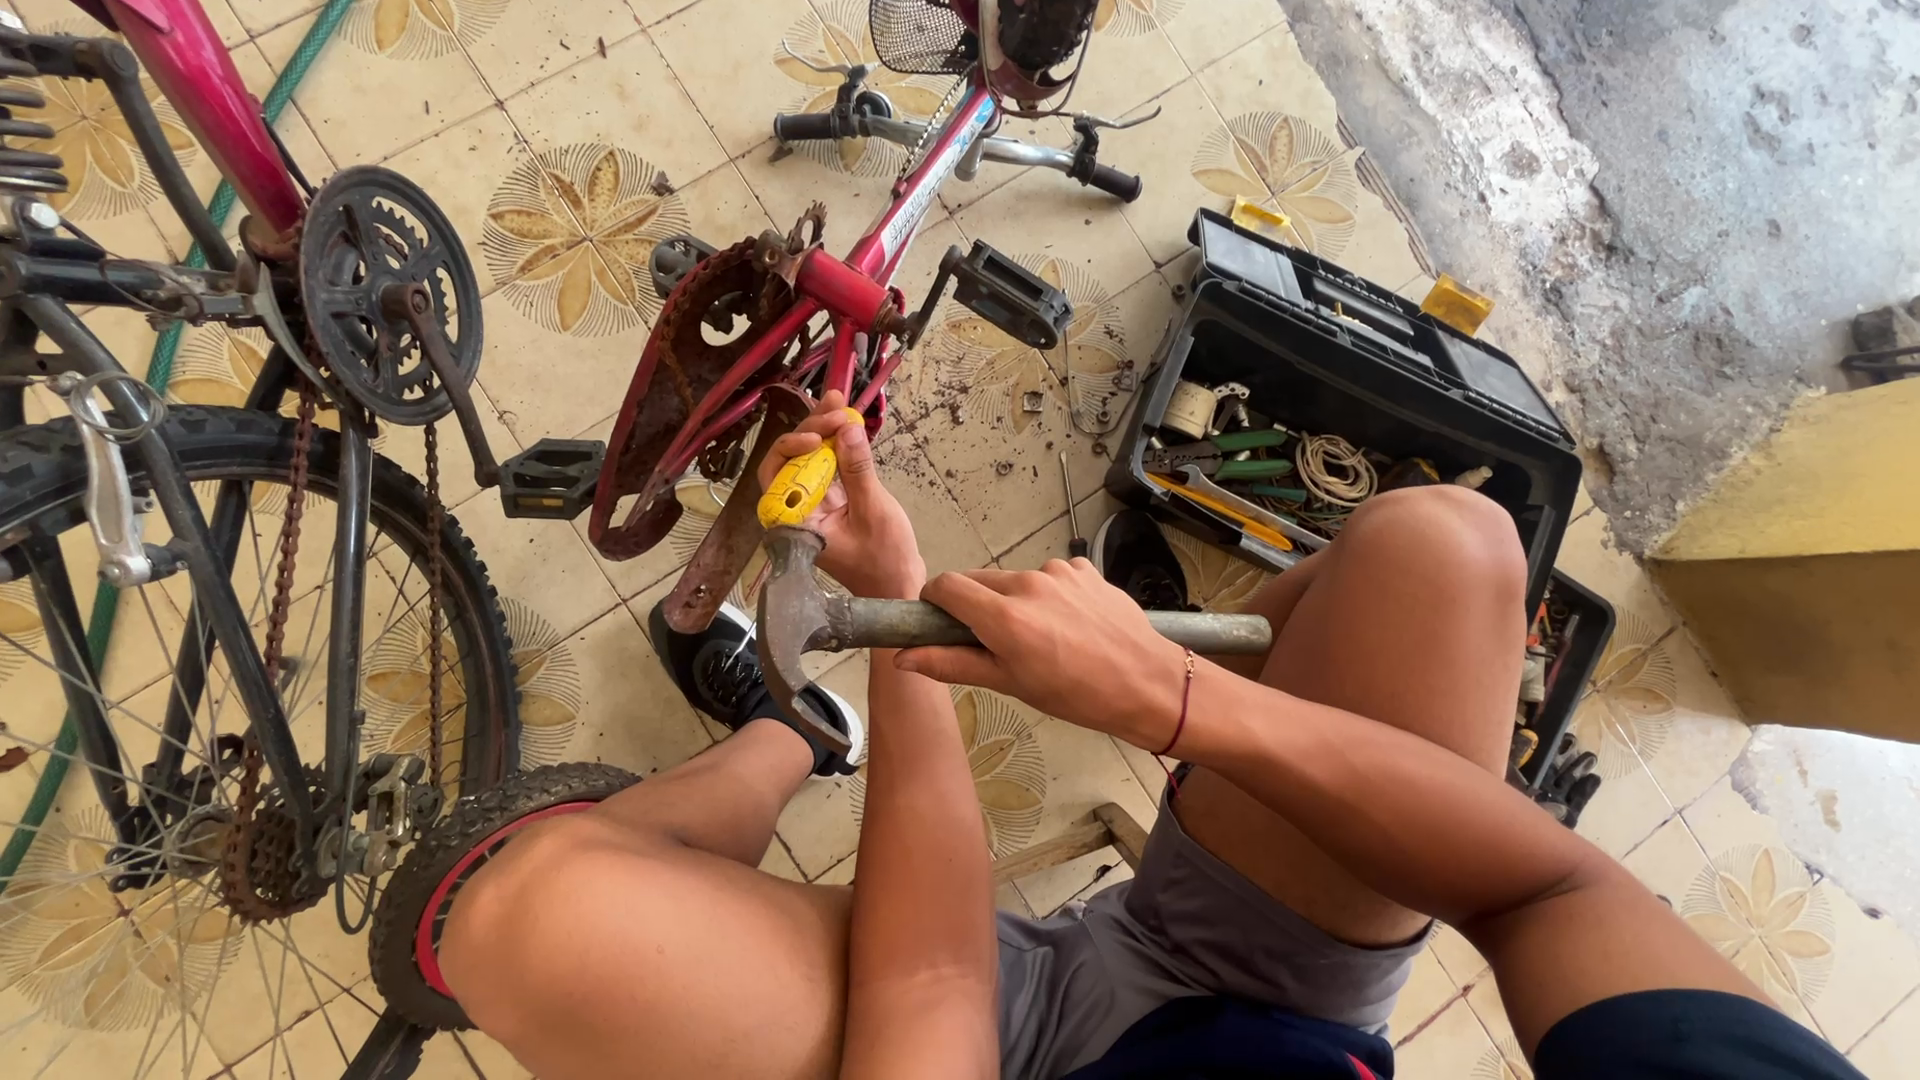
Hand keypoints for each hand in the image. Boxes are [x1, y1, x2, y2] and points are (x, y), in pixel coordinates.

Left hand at [758, 390, 925, 598]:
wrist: (899, 586)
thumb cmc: (884, 560)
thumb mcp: (873, 511)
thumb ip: (857, 470)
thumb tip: (846, 429)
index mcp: (795, 521)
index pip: (777, 474)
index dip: (793, 447)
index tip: (821, 434)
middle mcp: (798, 509)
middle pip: (791, 460)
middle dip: (812, 429)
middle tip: (838, 406)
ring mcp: (815, 504)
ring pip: (808, 459)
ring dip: (823, 430)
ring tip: (839, 402)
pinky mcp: (832, 500)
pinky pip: (826, 467)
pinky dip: (835, 445)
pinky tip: (845, 422)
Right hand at [895, 560, 1190, 750]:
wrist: (1149, 684)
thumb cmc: (1078, 695)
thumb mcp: (1011, 684)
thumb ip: (953, 664)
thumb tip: (903, 658)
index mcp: (1005, 616)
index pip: (947, 586)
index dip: (935, 600)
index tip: (938, 619)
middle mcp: (1029, 583)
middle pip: (980, 581)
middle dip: (976, 605)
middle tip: (995, 641)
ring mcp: (1060, 571)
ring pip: (1016, 580)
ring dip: (1016, 601)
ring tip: (1045, 637)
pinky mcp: (1084, 568)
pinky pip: (1051, 576)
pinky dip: (1050, 594)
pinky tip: (1071, 623)